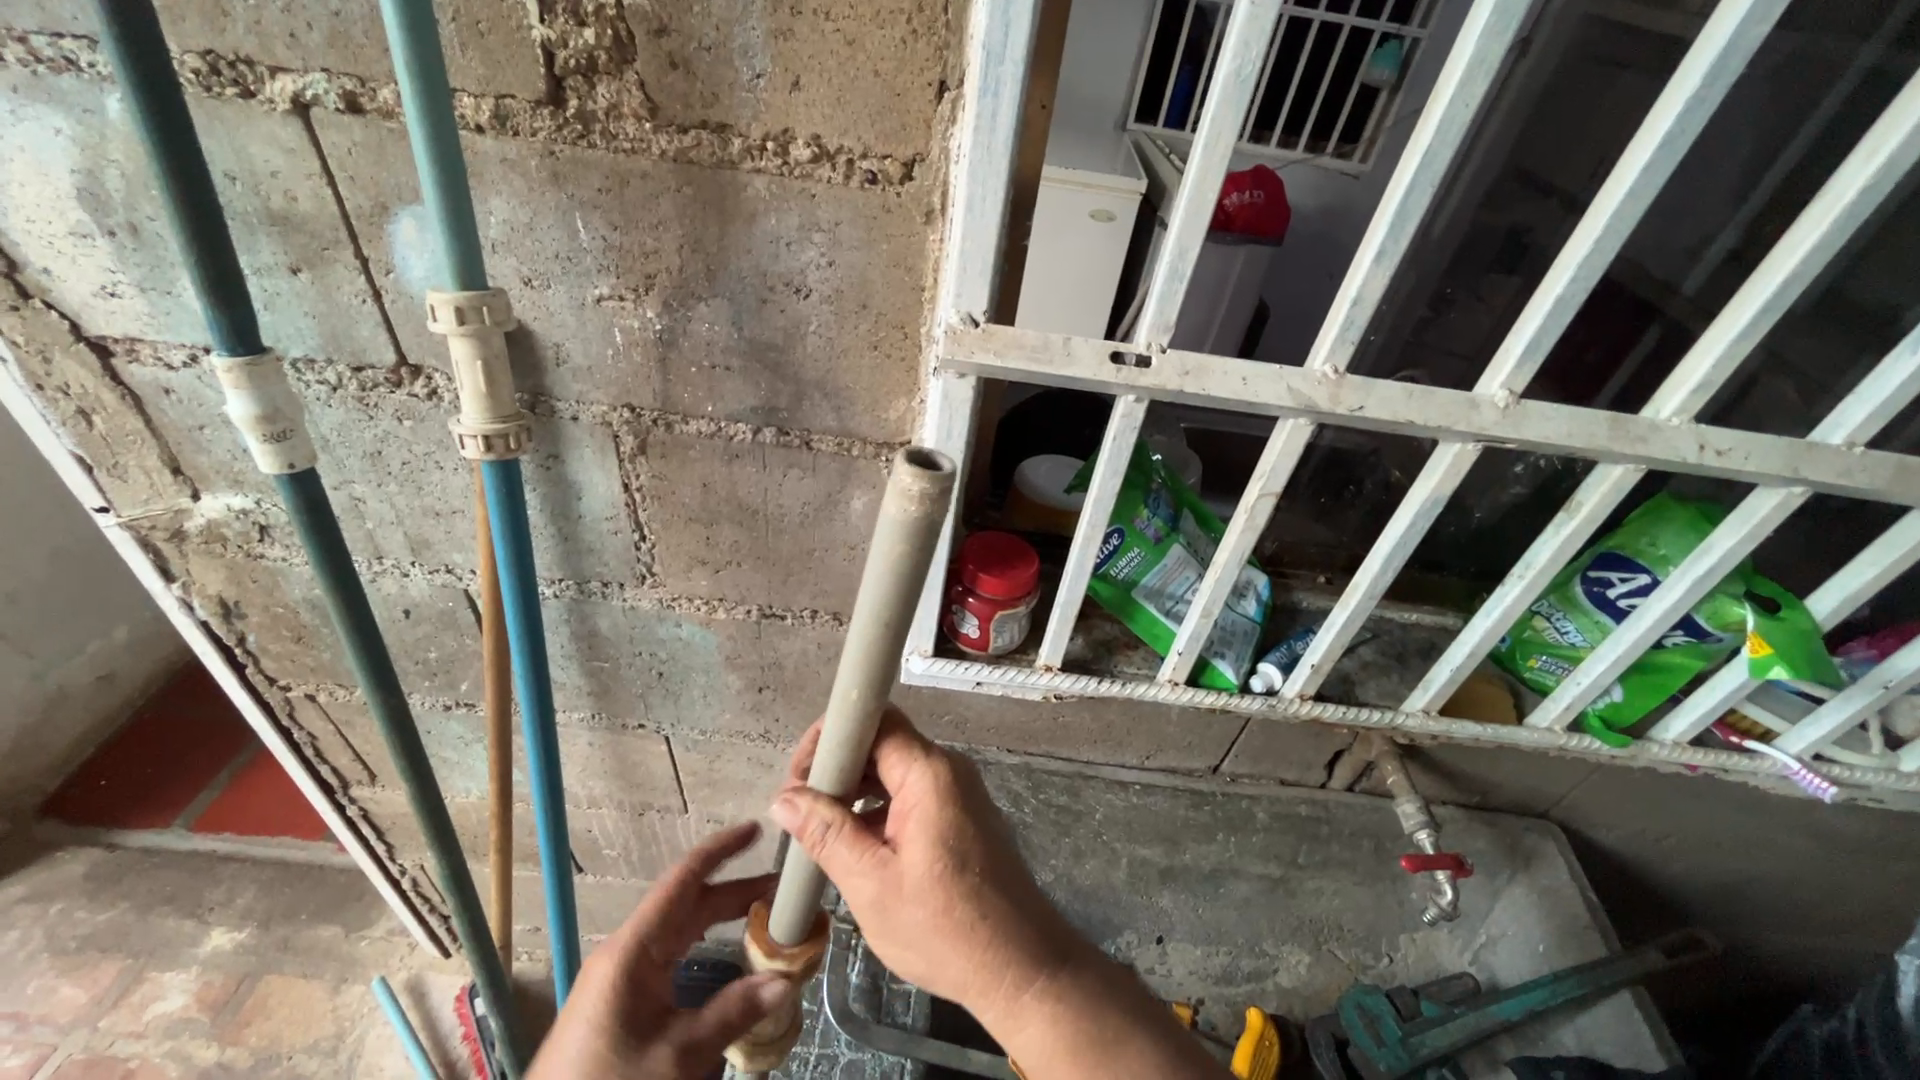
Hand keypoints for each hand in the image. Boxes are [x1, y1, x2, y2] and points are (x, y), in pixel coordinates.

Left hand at [525, 823, 788, 1079]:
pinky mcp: (622, 998)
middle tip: (783, 886)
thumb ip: (733, 1014)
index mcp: (633, 950)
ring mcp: (622, 975)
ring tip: (766, 912)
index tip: (757, 829)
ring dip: (722, 916)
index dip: (720, 851)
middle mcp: (627, 952)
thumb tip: (785, 979)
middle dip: (735, 889)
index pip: (682, 881)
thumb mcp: (678, 1056)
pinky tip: (729, 949)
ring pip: (680, 929)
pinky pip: (671, 953)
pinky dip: (706, 941)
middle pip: (688, 904)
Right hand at [769, 707, 1094, 1026]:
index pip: (873, 721)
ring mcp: (959, 794)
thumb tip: (784, 798)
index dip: (830, 740)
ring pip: (895, 773)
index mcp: (929, 774)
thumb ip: (827, 834)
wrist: (1022, 969)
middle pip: (883, 744)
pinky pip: (912, 796)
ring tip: (819, 833)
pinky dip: (879, 812)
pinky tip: (855, 847)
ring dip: (855, 794)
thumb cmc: (945, 929)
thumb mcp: (872, 884)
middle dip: (837, 770)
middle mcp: (948, 771)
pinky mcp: (963, 818)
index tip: (798, 779)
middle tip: (801, 810)